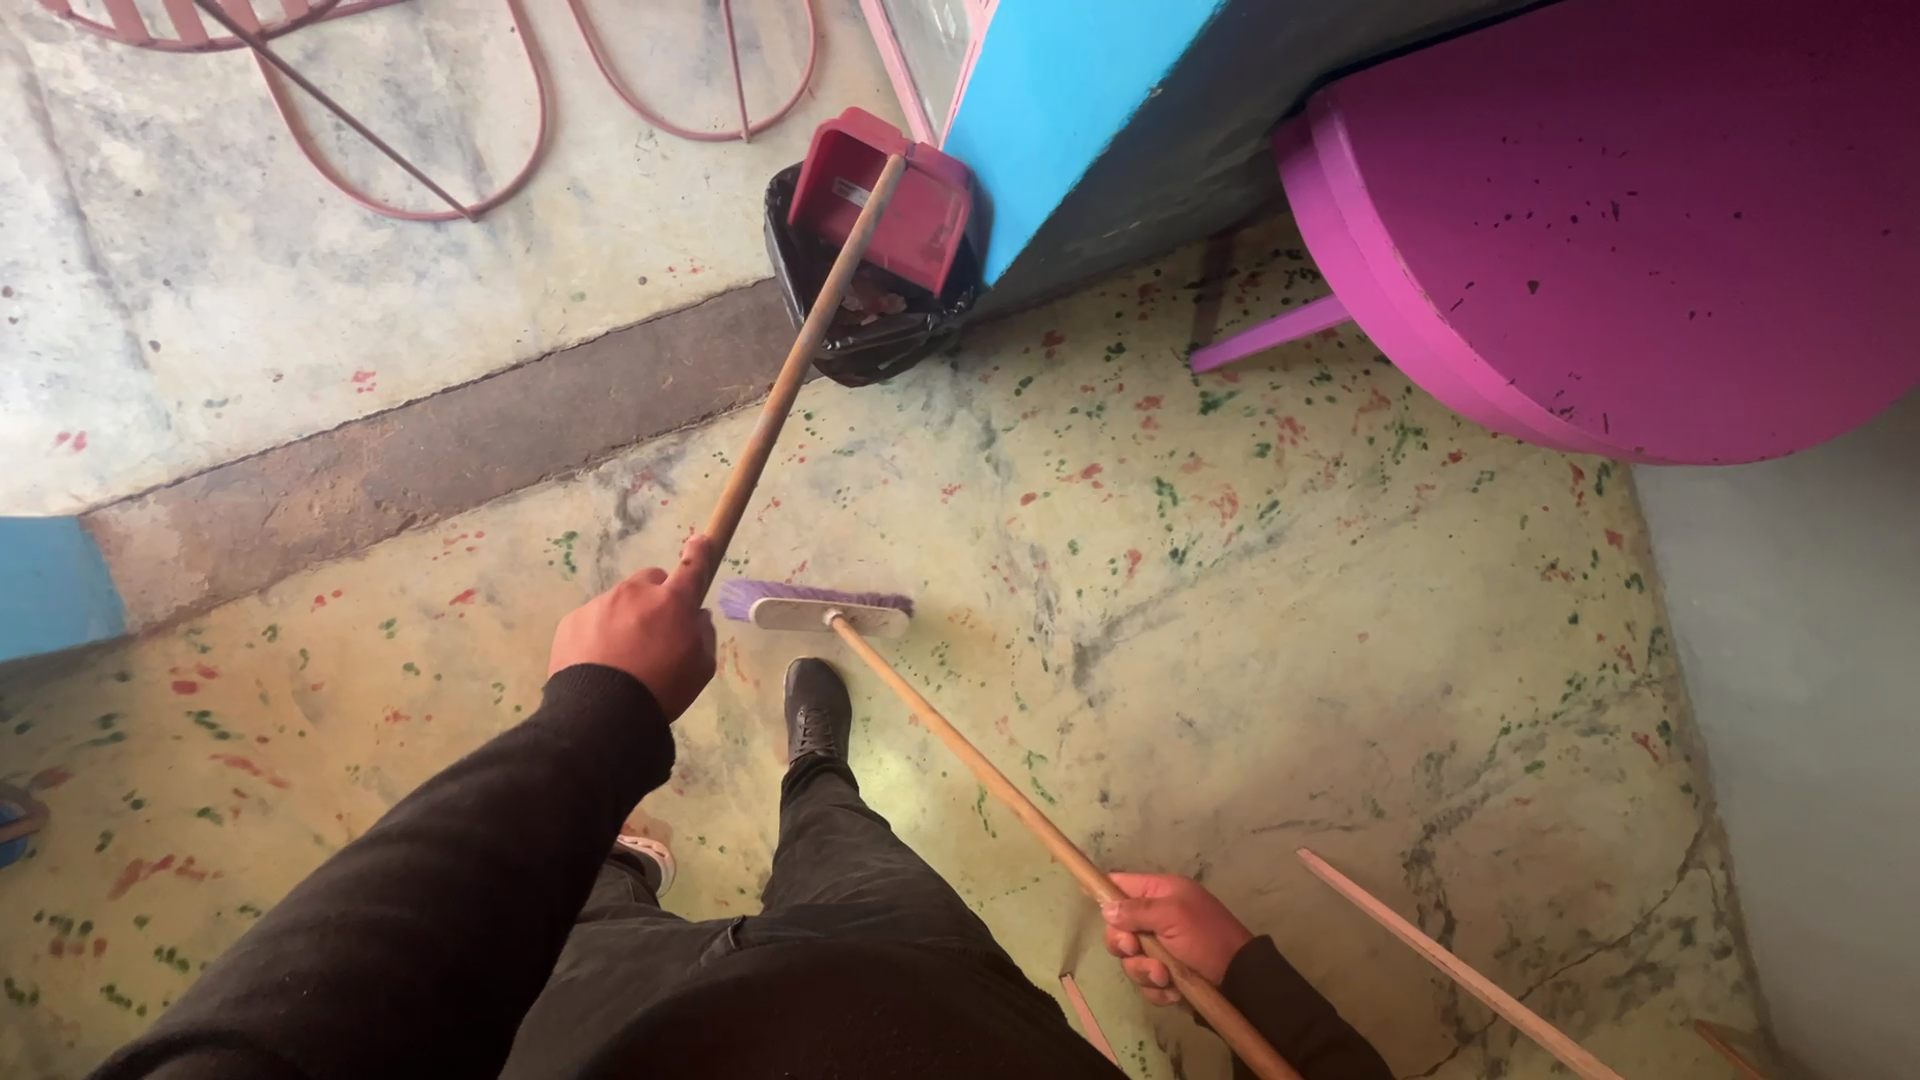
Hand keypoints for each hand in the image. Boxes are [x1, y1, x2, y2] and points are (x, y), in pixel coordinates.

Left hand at [548, 534, 717, 719]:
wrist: (601, 714)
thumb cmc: (662, 689)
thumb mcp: (702, 667)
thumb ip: (704, 634)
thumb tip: (695, 616)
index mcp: (672, 602)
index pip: (692, 566)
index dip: (699, 552)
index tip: (700, 541)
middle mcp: (636, 593)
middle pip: (651, 579)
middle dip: (657, 595)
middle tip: (656, 628)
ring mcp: (601, 604)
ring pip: (621, 600)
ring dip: (627, 616)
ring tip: (623, 654)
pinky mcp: (573, 620)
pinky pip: (594, 618)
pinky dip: (600, 632)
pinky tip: (601, 661)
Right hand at [1101, 872, 1253, 1004]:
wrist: (1241, 981)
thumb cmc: (1207, 937)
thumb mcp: (1173, 915)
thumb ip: (1138, 910)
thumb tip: (1106, 908)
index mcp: (1158, 893)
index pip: (1120, 885)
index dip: (1105, 896)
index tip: (1100, 912)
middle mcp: (1156, 917)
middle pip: (1119, 927)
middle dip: (1124, 943)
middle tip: (1135, 950)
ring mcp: (1160, 948)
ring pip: (1131, 958)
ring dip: (1143, 970)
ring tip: (1164, 976)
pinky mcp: (1166, 974)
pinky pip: (1146, 981)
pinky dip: (1156, 988)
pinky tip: (1172, 990)